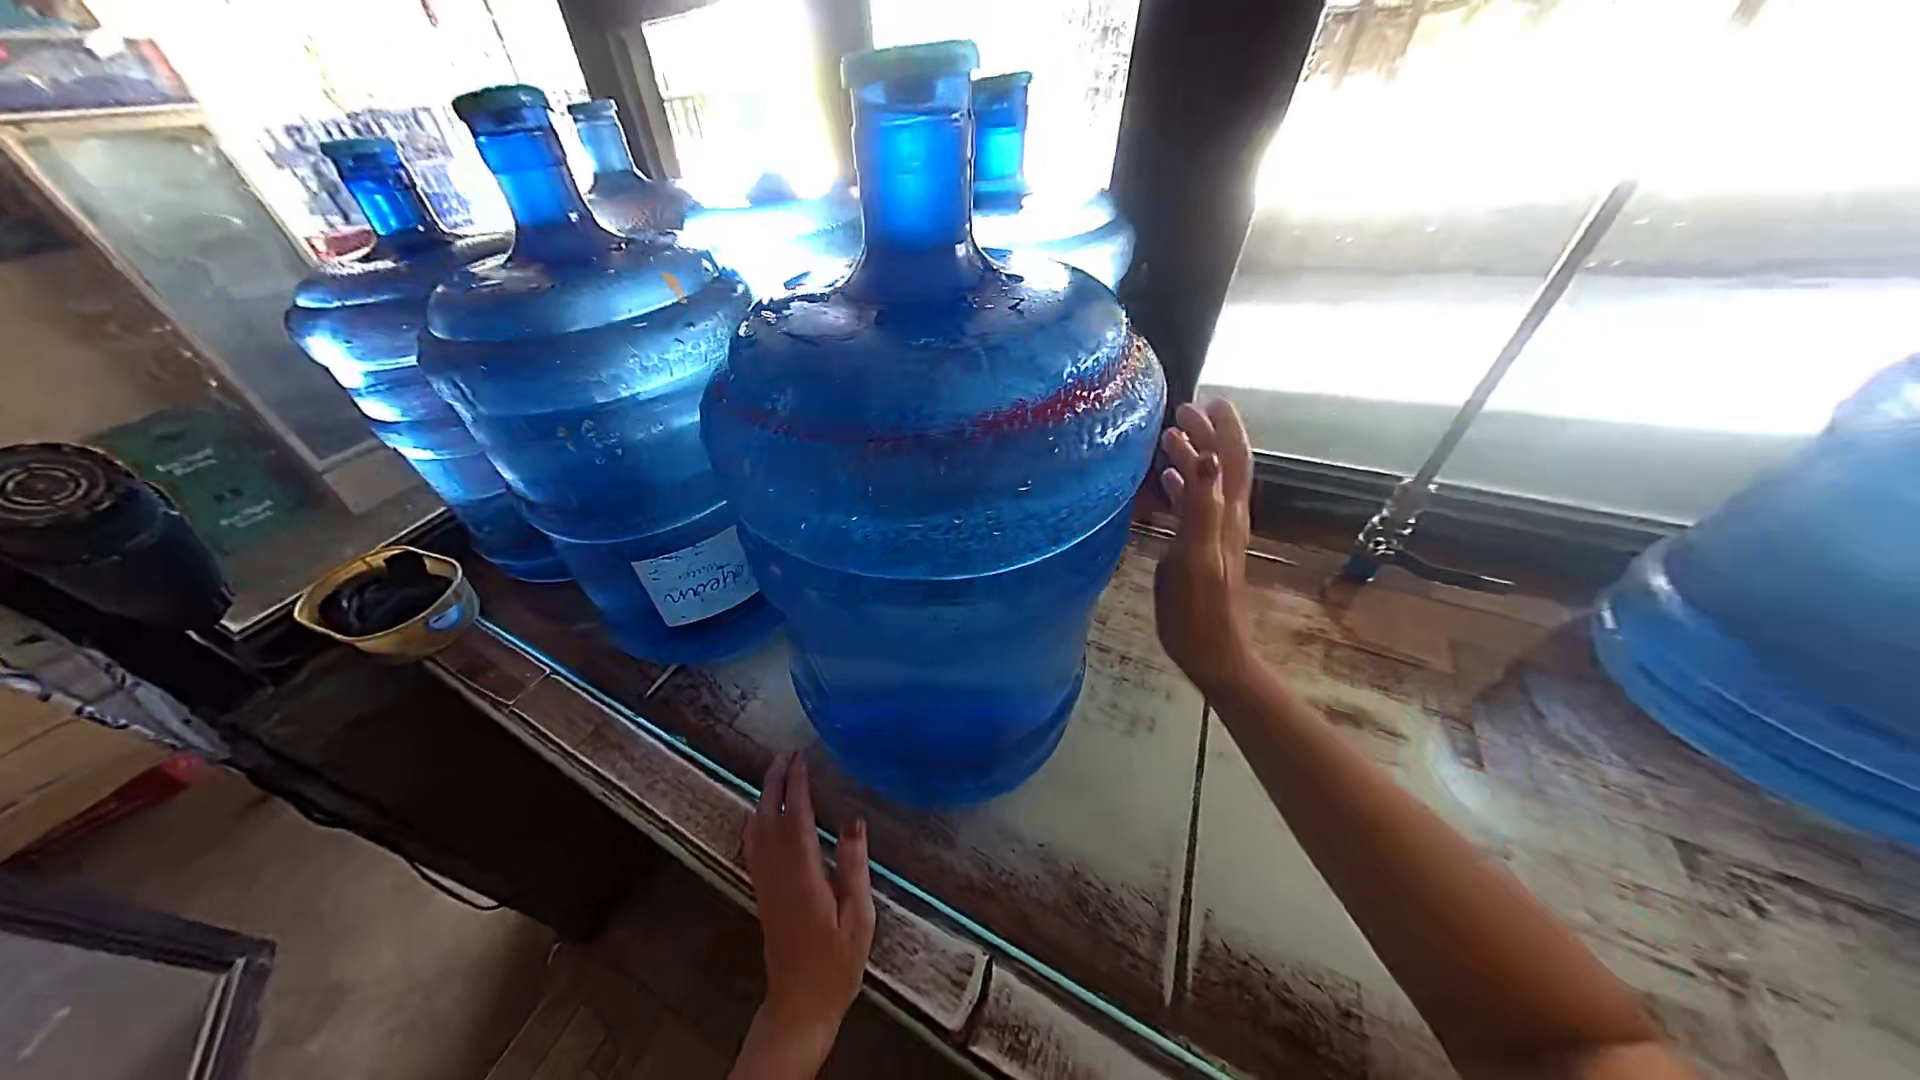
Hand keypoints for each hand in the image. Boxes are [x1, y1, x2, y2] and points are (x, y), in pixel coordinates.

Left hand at [731, 752, 873, 1079]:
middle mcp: (777, 874)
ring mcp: (766, 883)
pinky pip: (753, 846)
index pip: (795, 819)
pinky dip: (757, 820)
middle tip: (786, 754)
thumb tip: (853, 821)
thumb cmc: (836, 963)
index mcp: (802, 876)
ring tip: (777, 773)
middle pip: (768, 818)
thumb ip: (854, 867)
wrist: (799, 1004)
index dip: (797, 786)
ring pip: (756, 831)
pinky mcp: (763, 892)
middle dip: (775, 783)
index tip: (801, 758)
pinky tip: (764, 813)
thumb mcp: (858, 917)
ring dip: (764, 797)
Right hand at [1154, 399, 1258, 696]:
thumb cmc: (1199, 610)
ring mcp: (1214, 535)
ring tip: (1171, 438)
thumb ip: (1203, 507)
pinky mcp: (1200, 550)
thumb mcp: (1197, 556)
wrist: (1212, 652)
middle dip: (1207, 436)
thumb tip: (1209, 457)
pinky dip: (1182, 487)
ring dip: (1194, 458)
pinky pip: (1194, 506)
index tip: (1209, 401)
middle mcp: (1226, 518)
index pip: (1232, 460)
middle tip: (1182, 412)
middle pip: (1221, 467)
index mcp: (1227, 515)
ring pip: (1207, 485)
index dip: (1224, 429)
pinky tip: (1166, 482)